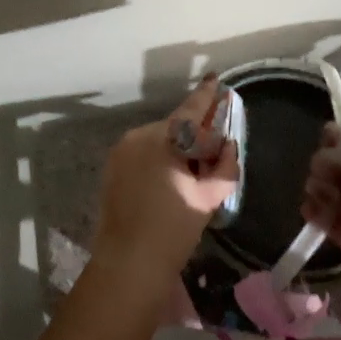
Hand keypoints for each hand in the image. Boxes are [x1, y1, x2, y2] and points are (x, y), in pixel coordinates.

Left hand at [91, 75, 239, 286]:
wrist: (128, 261)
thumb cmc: (173, 230)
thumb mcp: (208, 199)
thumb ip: (224, 167)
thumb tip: (228, 144)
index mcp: (165, 139)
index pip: (191, 110)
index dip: (207, 95)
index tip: (216, 78)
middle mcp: (140, 135)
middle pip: (174, 126)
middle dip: (194, 134)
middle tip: (213, 151)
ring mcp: (122, 148)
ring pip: (158, 139)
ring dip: (175, 147)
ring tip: (191, 174)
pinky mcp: (112, 164)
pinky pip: (142, 151)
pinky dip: (158, 156)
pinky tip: (168, 180)